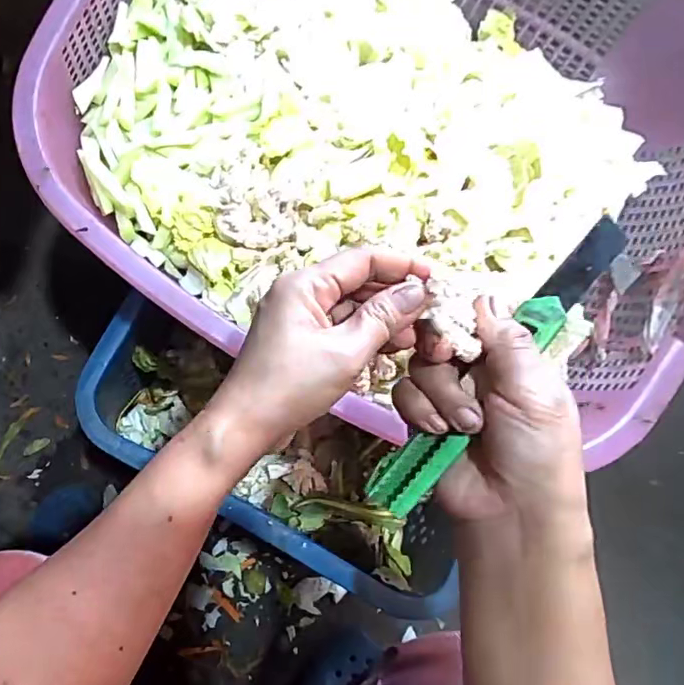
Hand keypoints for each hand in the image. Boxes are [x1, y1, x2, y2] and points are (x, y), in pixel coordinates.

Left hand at [205, 248, 432, 455]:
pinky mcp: (299, 340)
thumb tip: (418, 290)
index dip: (404, 265)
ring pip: (350, 306)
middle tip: (430, 316)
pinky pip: (338, 327)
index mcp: (304, 284)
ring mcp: (297, 317)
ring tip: (413, 339)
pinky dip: (362, 335)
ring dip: (382, 319)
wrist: (245, 425)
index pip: (363, 259)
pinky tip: (388, 350)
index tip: (438, 280)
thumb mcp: (346, 351)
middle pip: (357, 281)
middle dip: (395, 297)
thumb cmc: (291, 387)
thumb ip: (384, 317)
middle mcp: (298, 292)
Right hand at [392, 302, 587, 529]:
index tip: (454, 333)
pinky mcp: (420, 418)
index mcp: (511, 358)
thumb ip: (508, 342)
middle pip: (438, 338)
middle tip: (453, 368)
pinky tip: (438, 431)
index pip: (474, 319)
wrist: (508, 509)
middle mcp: (476, 370)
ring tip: (464, 425)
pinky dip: (418, 410)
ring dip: (439, 394)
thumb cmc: (537, 448)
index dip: (457, 319)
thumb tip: (486, 294)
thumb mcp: (535, 390)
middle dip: (444, 359)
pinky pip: (403, 395)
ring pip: (419, 367)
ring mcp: (445, 395)